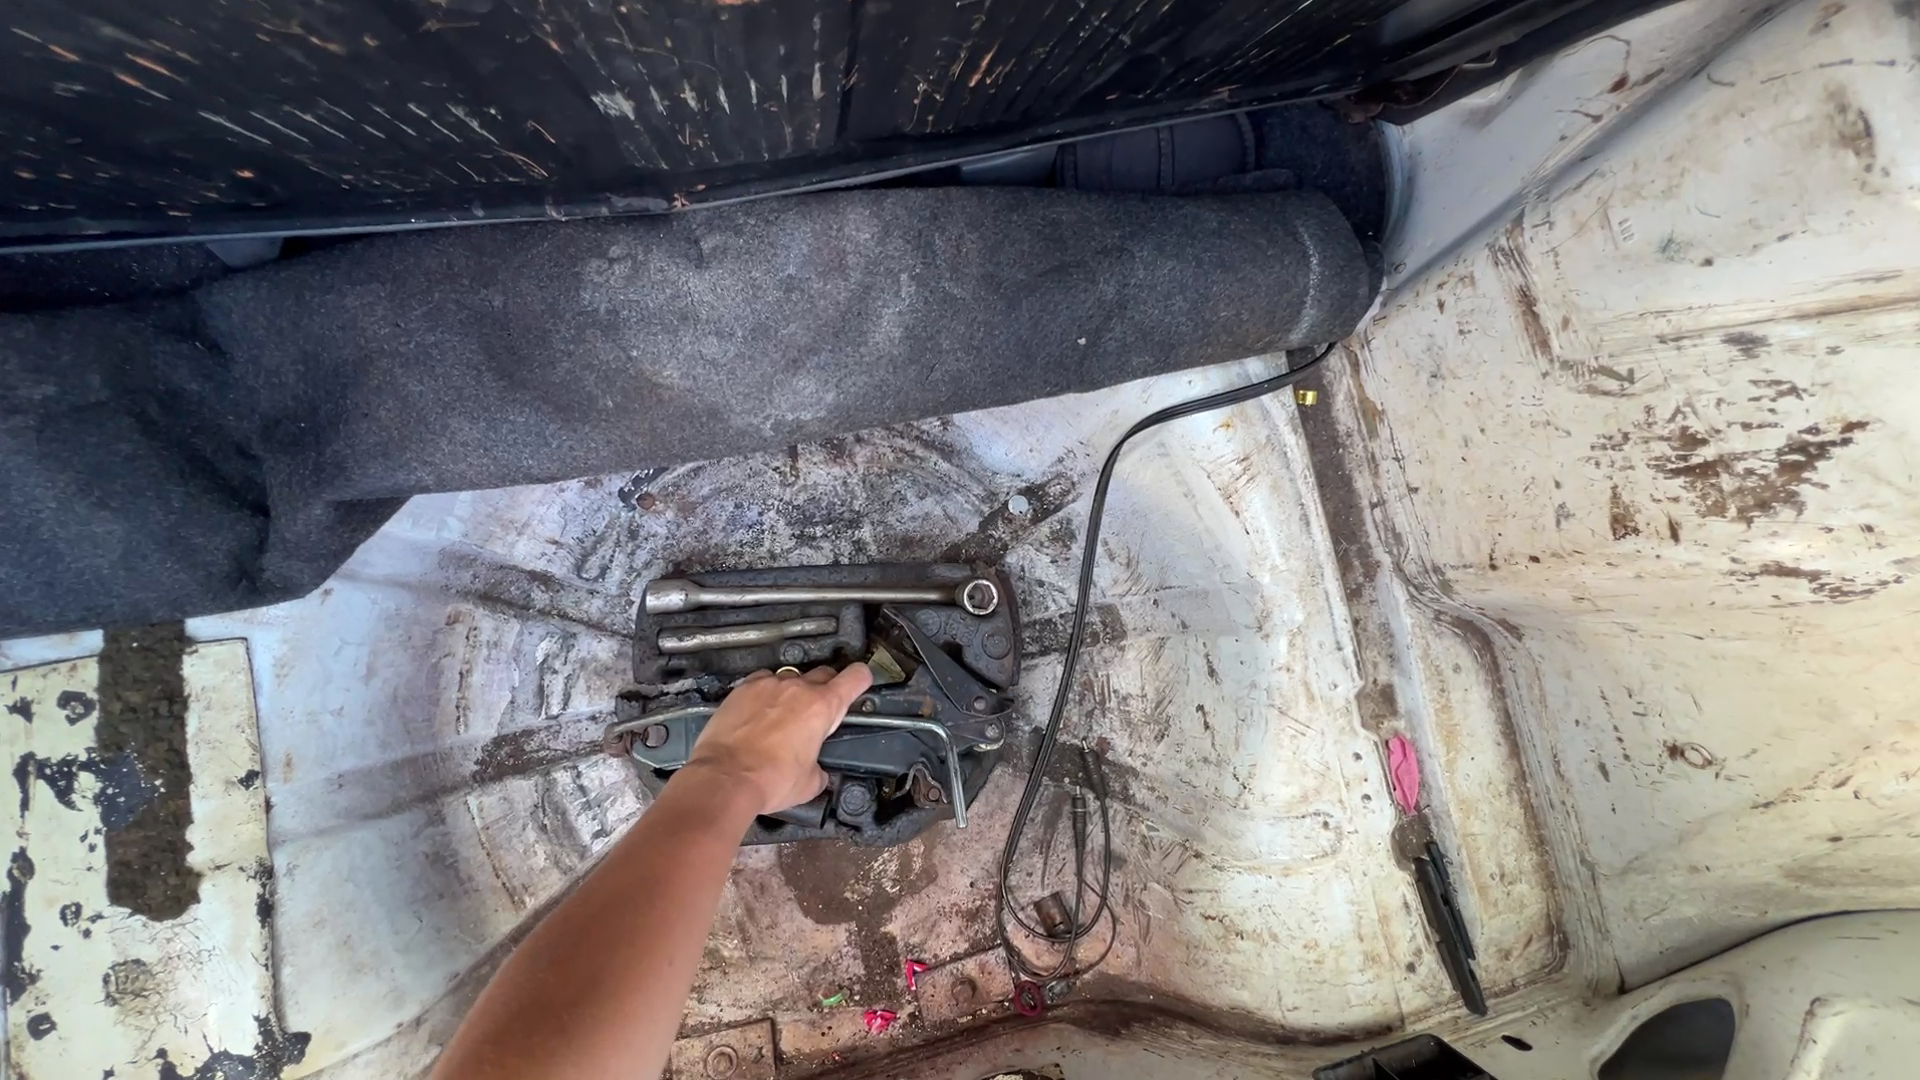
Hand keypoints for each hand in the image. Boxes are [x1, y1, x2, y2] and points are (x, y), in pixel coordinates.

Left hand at [682, 664, 874, 815]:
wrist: (724, 779)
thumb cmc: (769, 780)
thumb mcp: (809, 783)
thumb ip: (820, 769)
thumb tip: (817, 772)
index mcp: (822, 706)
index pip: (855, 677)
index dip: (861, 678)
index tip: (860, 681)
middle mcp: (797, 688)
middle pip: (823, 673)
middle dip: (825, 688)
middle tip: (818, 709)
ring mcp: (768, 685)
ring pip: (790, 677)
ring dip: (792, 692)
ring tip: (783, 716)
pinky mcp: (743, 689)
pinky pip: (762, 681)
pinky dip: (765, 693)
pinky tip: (759, 713)